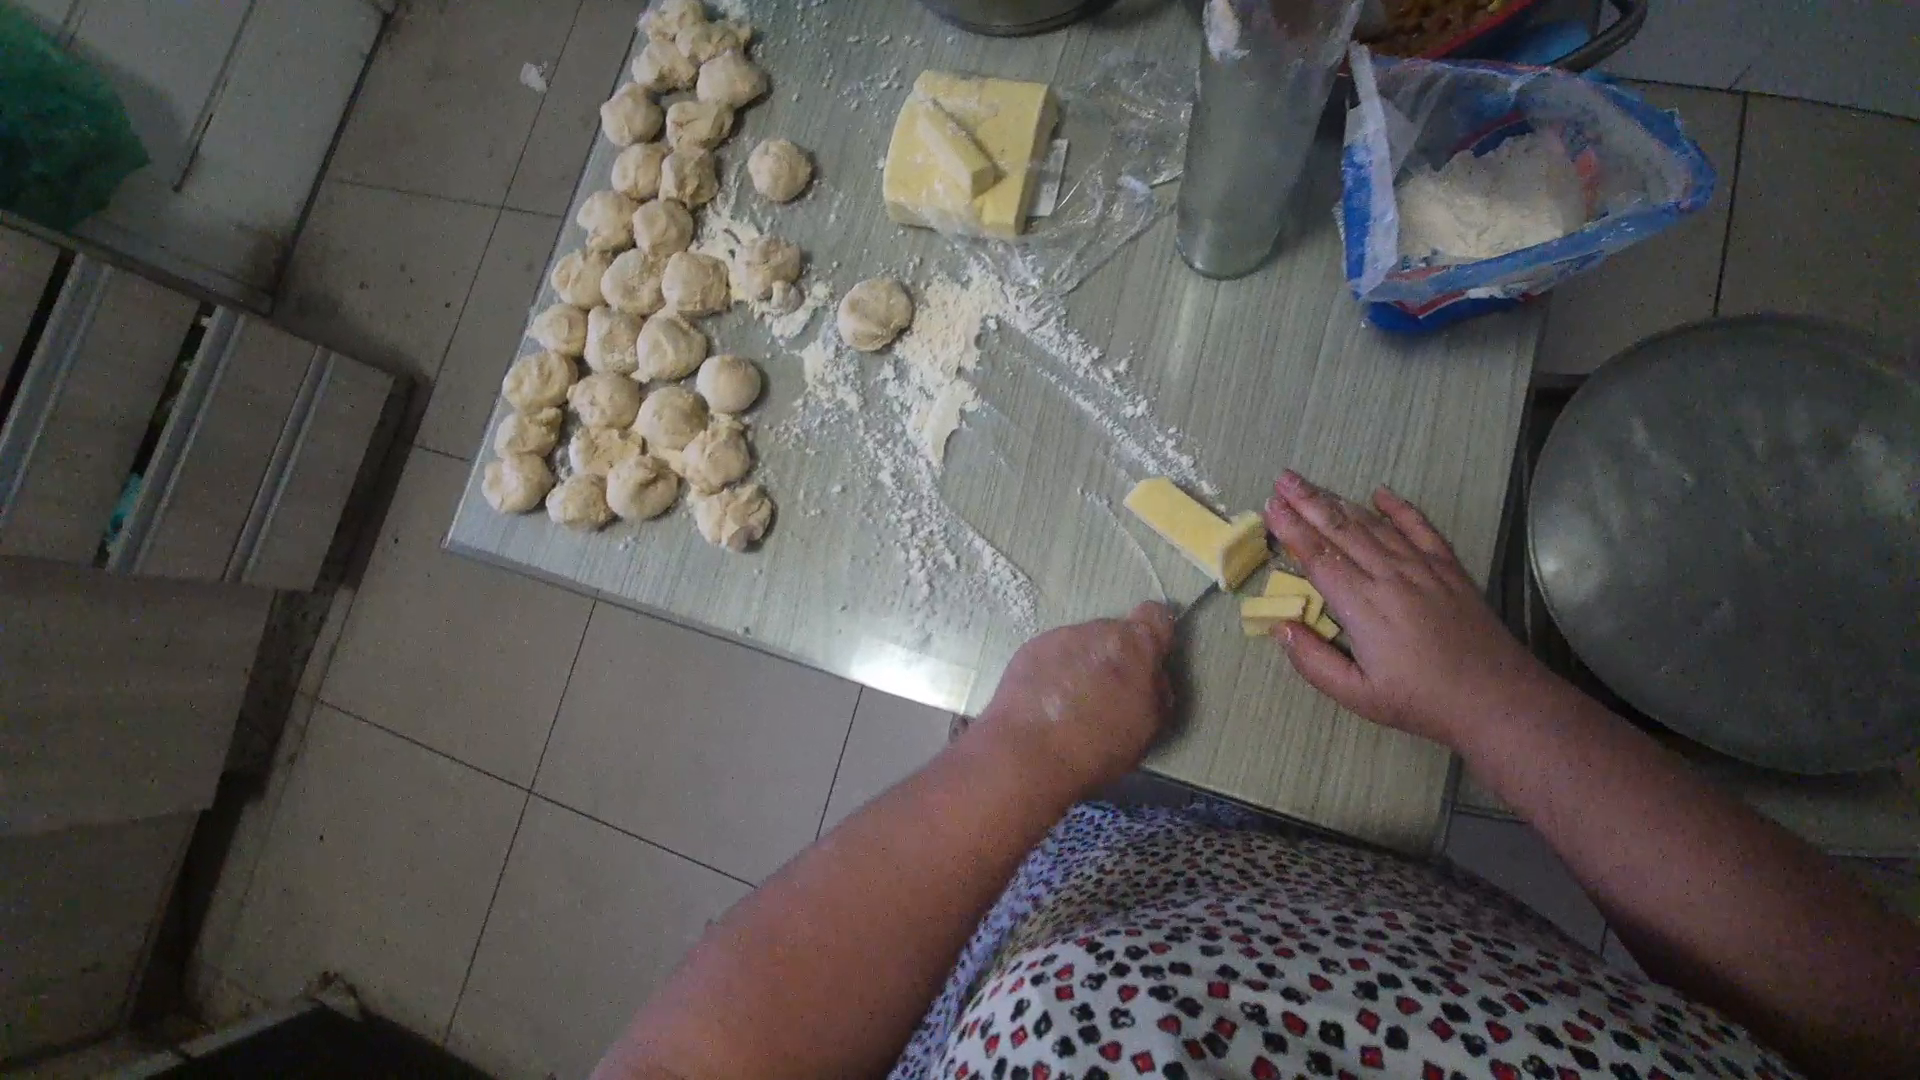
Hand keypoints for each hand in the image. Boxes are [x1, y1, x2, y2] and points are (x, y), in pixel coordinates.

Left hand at [976, 602, 1177, 790]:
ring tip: (1069, 703)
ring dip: (1081, 664)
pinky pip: (1051, 654)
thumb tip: (1149, 675)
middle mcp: (1097, 630)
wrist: (1028, 754)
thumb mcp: (1149, 727)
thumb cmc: (1098, 747)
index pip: (1156, 615)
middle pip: (1113, 634)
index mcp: (1134, 646)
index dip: (1153, 633)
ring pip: (1080, 644)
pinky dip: (1052, 671)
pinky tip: (1045, 702)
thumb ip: (1154, 689)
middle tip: (1102, 696)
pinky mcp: (1028, 647)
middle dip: (1112, 658)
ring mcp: (1059, 636)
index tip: (1145, 657)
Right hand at [1262, 471, 1553, 745]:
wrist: (1498, 700)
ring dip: (1339, 501)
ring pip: (1374, 525)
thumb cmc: (1420, 701)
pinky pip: (1421, 529)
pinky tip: (1381, 493)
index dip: (1291, 530)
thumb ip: (1313, 661)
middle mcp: (1389, 577)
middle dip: (1308, 502)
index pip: (1317, 557)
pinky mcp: (1449, 570)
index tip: (1270, 506)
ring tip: (1312, 484)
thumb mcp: (1355, 695)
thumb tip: (1280, 627)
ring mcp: (1422, 569)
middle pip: (1341, 530)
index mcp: (1362, 606)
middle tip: (1283, 478)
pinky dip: (1400, 508)